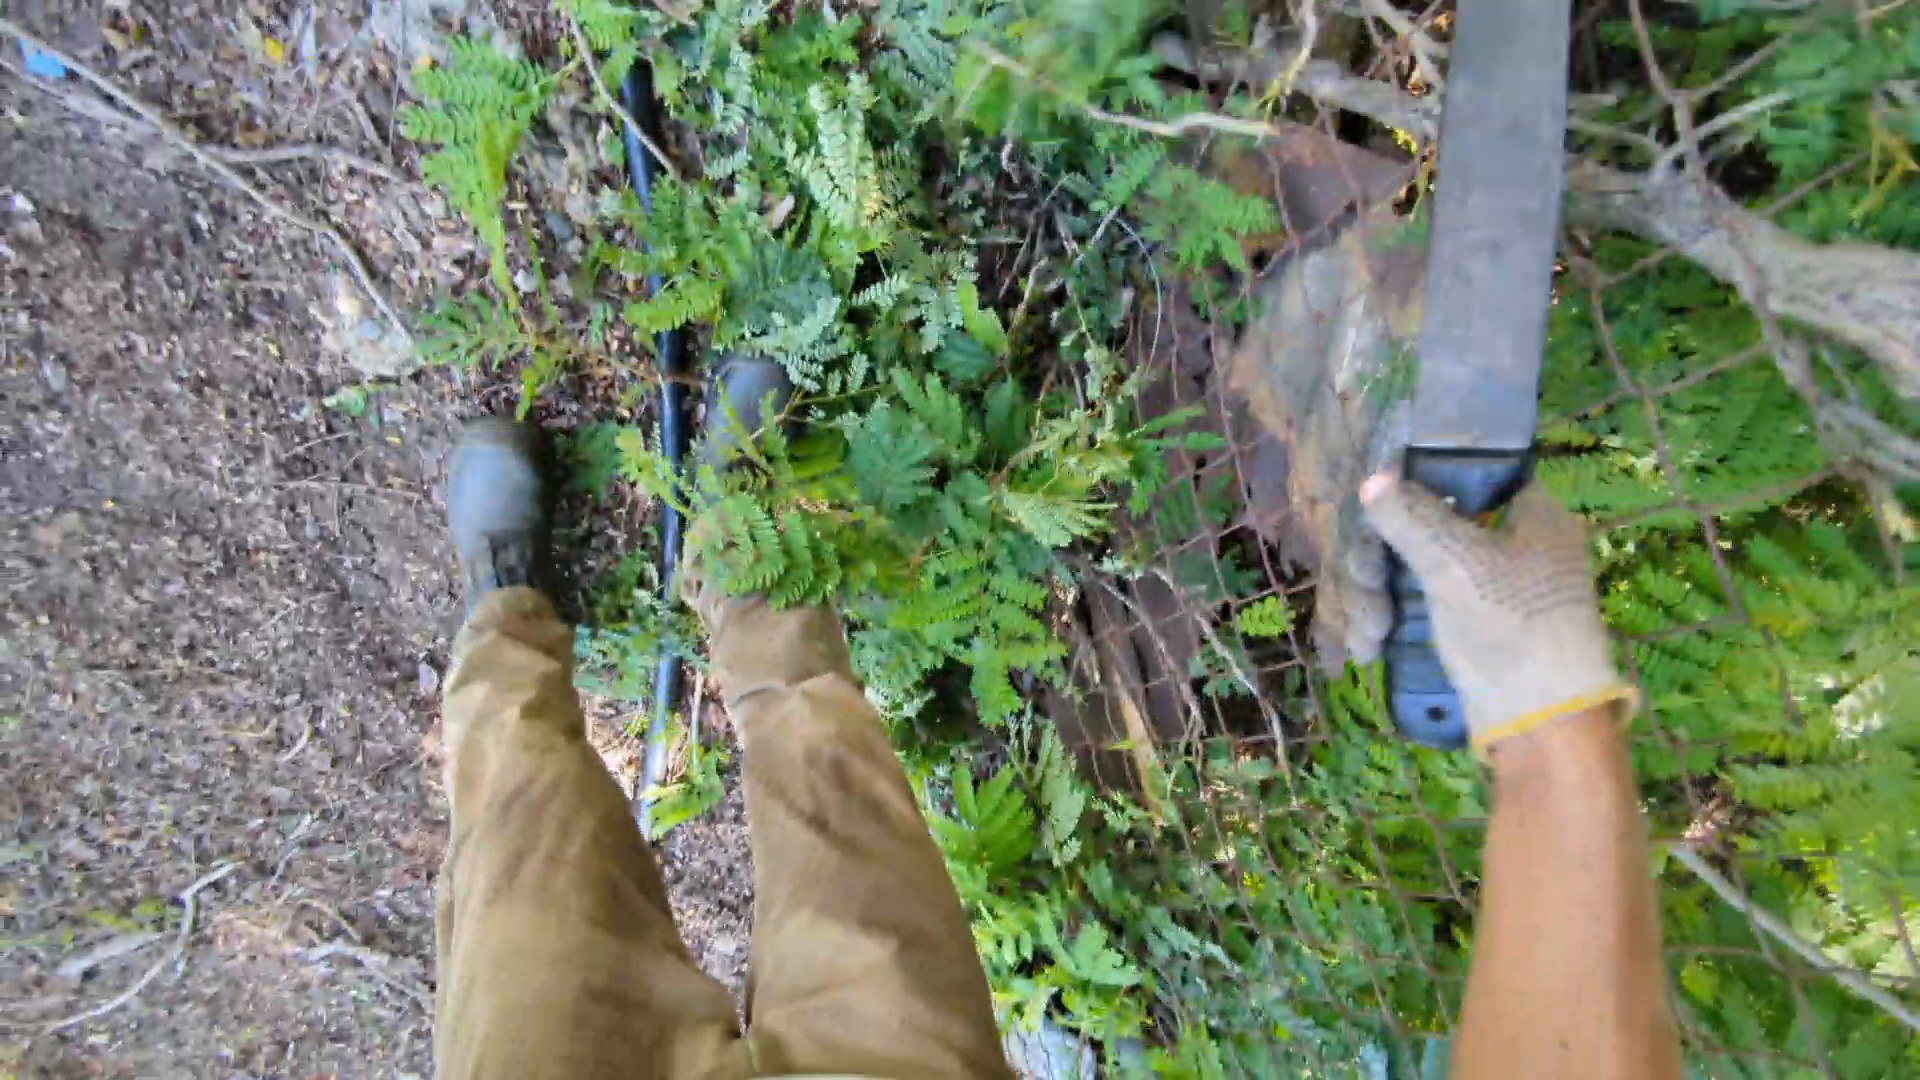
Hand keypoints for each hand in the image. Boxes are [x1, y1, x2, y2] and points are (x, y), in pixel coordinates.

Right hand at [1360, 472, 1635, 754]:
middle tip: (1365, 577)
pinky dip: (1391, 611)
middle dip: (1385, 554)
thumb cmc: (1510, 626)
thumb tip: (1373, 478)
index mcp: (1533, 515)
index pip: (1477, 471)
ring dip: (1379, 592)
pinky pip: (1416, 595)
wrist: (1536, 718)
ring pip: (1414, 562)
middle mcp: (1514, 541)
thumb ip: (1410, 517)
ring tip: (1369, 627)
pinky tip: (1371, 639)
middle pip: (1430, 520)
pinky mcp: (1467, 616)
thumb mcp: (1455, 563)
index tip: (1382, 492)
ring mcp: (1488, 581)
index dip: (1426, 475)